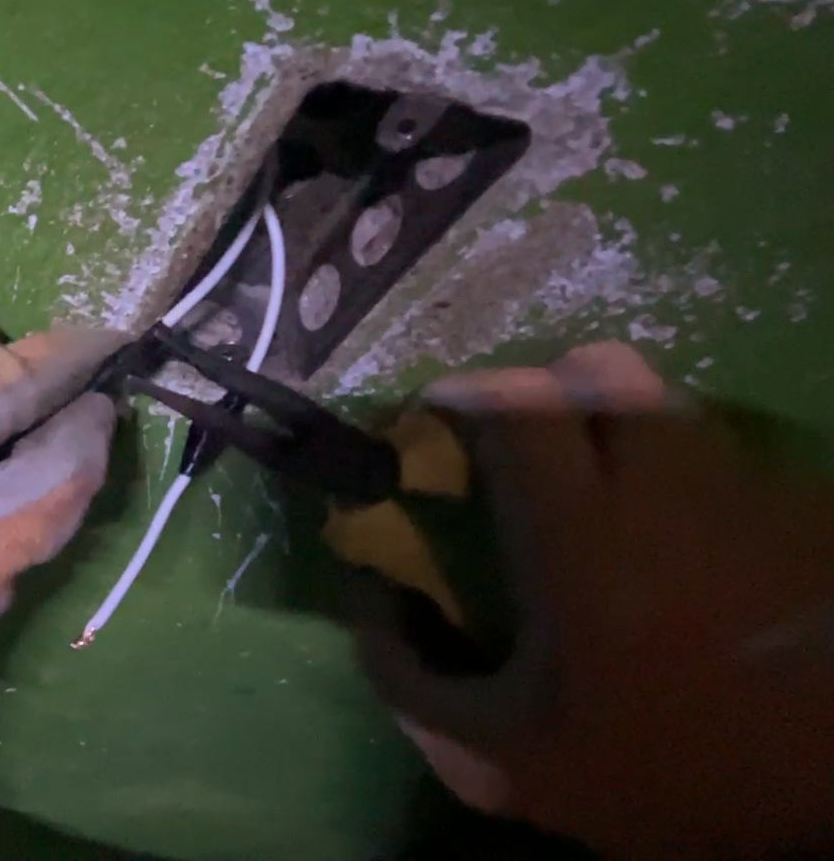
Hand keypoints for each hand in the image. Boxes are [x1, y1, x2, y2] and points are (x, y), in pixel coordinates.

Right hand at [348, 343, 833, 856]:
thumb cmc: (664, 775)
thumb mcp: (504, 758)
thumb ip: (406, 678)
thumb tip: (364, 593)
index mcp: (579, 537)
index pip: (515, 411)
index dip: (463, 394)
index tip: (433, 413)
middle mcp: (670, 499)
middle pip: (605, 377)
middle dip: (546, 382)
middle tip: (514, 424)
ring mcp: (759, 508)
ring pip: (673, 409)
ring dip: (617, 417)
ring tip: (591, 462)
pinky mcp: (822, 532)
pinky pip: (736, 459)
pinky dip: (687, 465)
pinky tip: (672, 516)